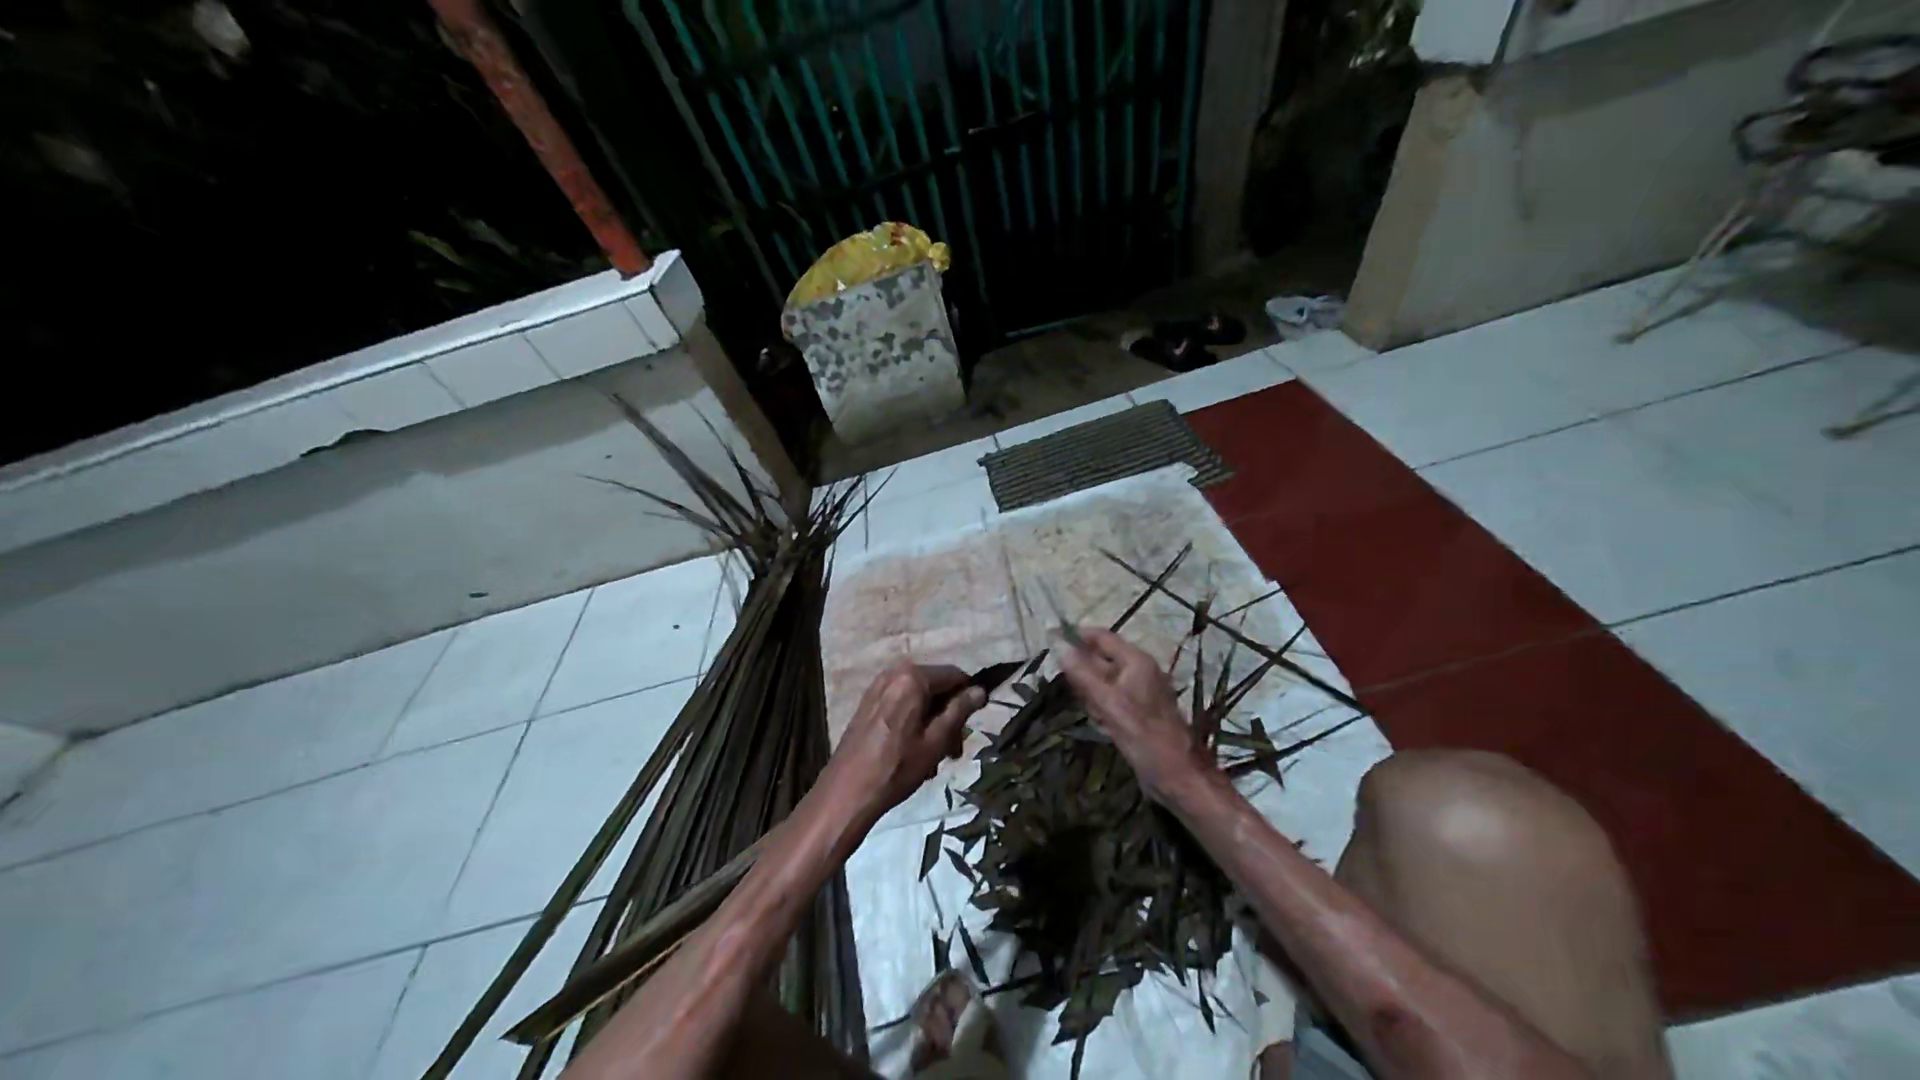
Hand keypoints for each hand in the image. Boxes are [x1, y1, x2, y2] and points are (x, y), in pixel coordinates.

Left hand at [828, 661, 985, 816]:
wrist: (846, 792)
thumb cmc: (896, 767)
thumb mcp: (936, 741)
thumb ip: (959, 711)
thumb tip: (980, 690)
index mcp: (912, 678)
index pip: (954, 675)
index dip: (970, 696)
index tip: (976, 722)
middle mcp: (893, 673)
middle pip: (936, 686)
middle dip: (949, 715)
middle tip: (954, 750)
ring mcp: (878, 687)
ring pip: (919, 697)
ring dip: (933, 722)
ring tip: (936, 757)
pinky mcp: (868, 703)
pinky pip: (902, 703)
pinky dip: (915, 721)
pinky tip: (915, 751)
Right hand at [1056, 627, 1213, 801]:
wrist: (1176, 774)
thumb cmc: (1143, 735)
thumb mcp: (1108, 703)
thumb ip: (1082, 674)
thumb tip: (1058, 645)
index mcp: (1137, 661)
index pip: (1102, 637)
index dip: (1077, 636)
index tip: (1051, 639)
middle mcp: (1140, 671)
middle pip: (1103, 658)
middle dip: (1081, 667)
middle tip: (1061, 679)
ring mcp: (1141, 691)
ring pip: (1106, 679)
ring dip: (1089, 689)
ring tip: (1084, 705)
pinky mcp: (1139, 710)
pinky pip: (1112, 697)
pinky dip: (1100, 704)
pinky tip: (1097, 719)